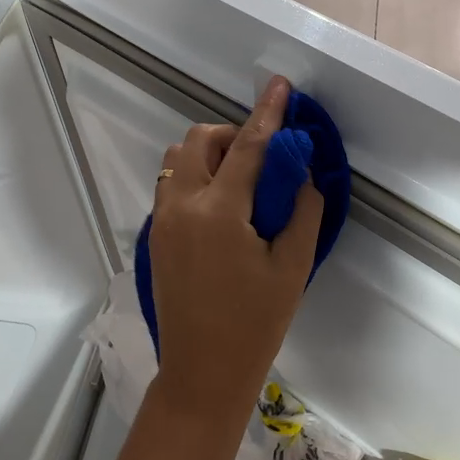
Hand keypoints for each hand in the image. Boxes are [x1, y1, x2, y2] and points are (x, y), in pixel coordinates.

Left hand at [146, 76, 324, 415]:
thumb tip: (303, 174)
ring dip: (211, 155)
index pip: (248, 148)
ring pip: (178, 161)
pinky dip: (197, 178)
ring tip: (243, 184)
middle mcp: (181, 207)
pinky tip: (224, 210)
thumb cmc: (255, 324)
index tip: (280, 86)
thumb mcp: (292, 267)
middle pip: (199, 141)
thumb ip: (302, 211)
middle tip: (264, 160)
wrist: (203, 373)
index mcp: (219, 212)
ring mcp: (162, 222)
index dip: (268, 114)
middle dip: (233, 136)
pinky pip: (172, 186)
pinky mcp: (156, 238)